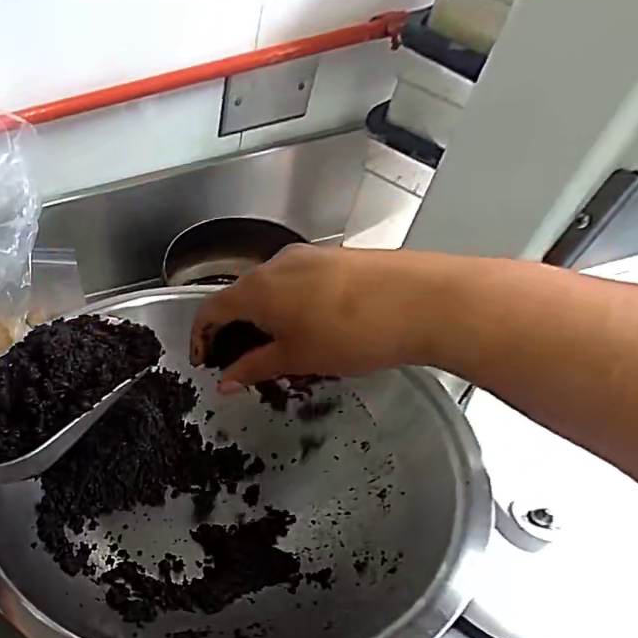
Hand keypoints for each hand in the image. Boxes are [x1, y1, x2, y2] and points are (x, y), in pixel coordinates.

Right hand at [189, 245, 447, 388]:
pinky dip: (292, 306)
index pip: (208, 311)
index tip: (206, 361)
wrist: (436, 303)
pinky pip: (301, 282)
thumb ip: (253, 369)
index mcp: (256, 289)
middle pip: (238, 297)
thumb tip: (228, 380)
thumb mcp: (295, 359)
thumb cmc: (359, 331)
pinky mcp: (342, 258)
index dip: (200, 339)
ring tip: (279, 349)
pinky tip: (312, 330)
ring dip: (264, 318)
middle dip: (232, 329)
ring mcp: (313, 257)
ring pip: (271, 289)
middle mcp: (278, 265)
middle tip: (239, 360)